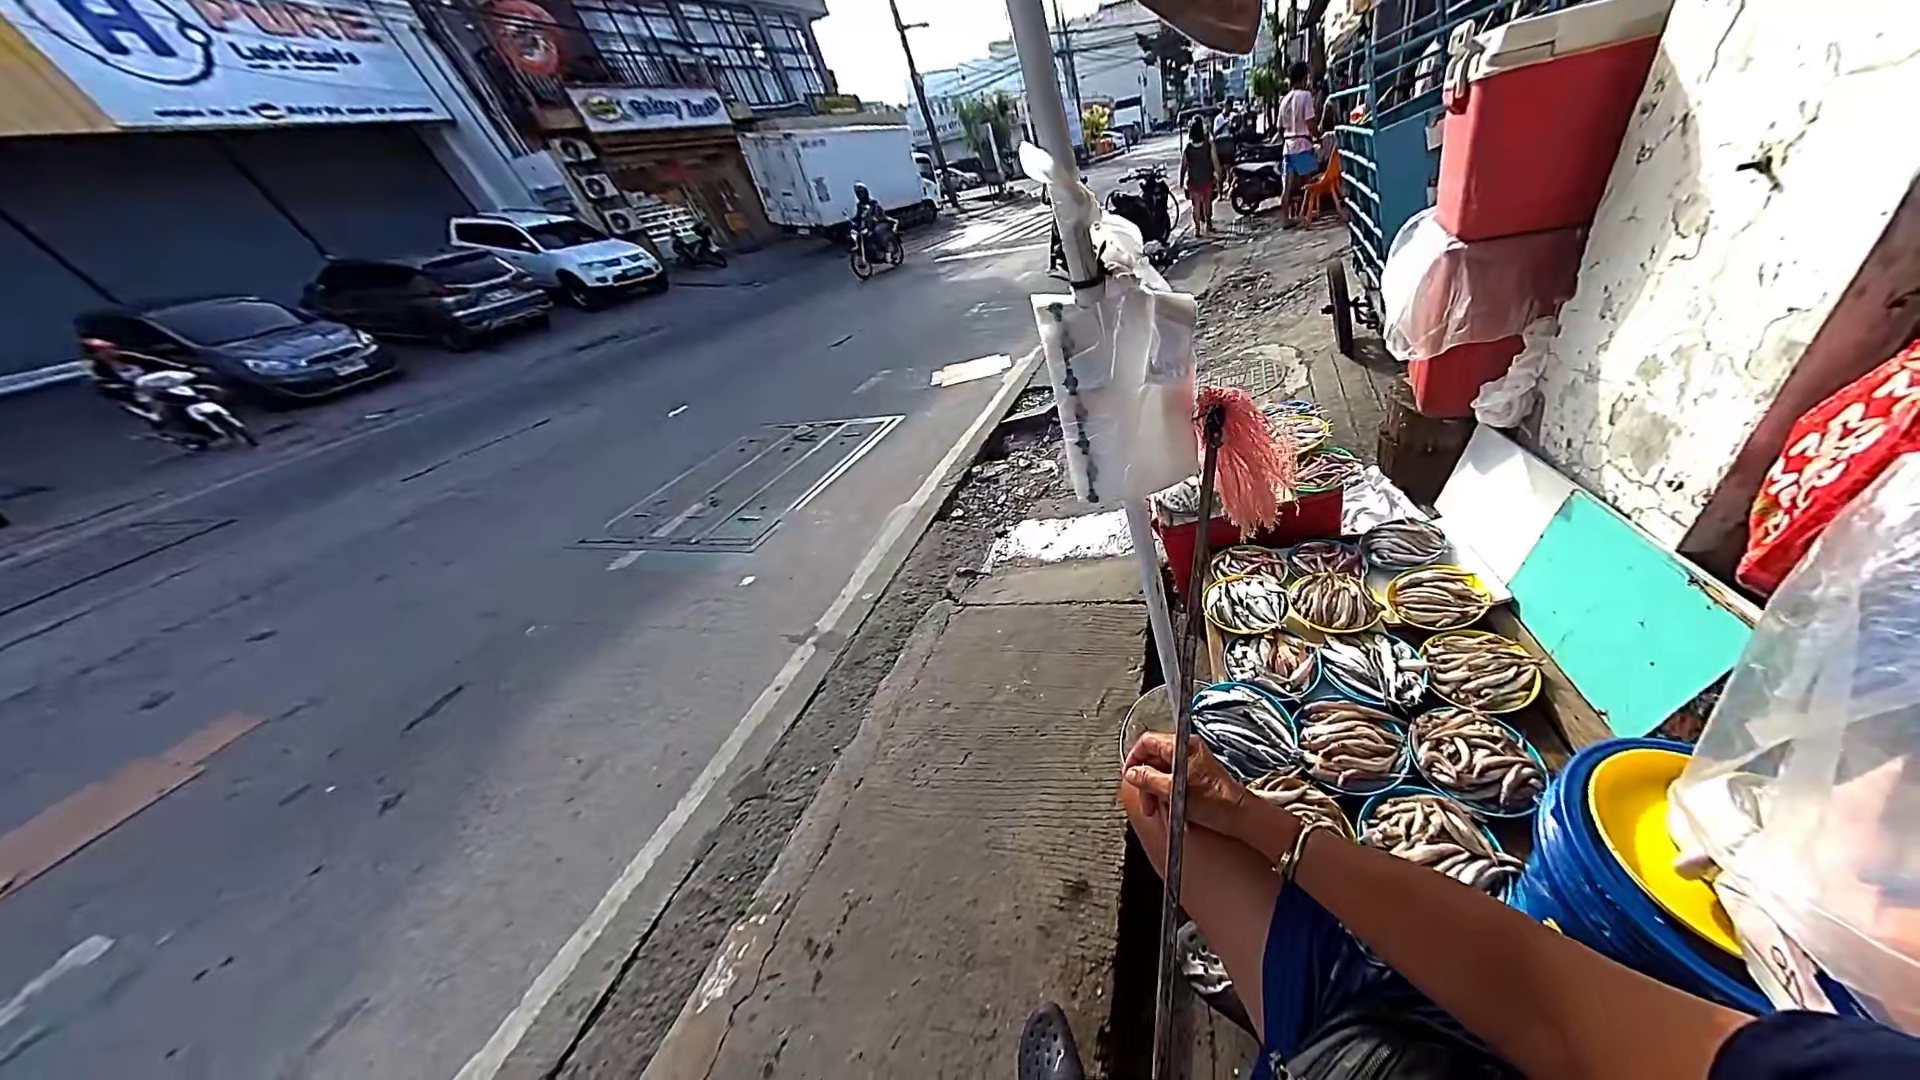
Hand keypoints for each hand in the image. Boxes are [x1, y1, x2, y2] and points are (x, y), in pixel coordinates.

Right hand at [1122, 732, 1252, 839]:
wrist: (1240, 816)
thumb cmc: (1214, 802)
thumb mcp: (1173, 791)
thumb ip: (1148, 779)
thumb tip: (1131, 773)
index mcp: (1181, 745)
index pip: (1147, 742)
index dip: (1134, 758)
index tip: (1129, 775)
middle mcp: (1186, 748)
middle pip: (1153, 759)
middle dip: (1147, 783)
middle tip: (1147, 803)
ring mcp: (1192, 761)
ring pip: (1162, 772)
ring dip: (1157, 793)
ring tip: (1160, 812)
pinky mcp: (1197, 774)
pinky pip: (1174, 780)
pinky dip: (1169, 795)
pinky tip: (1173, 811)